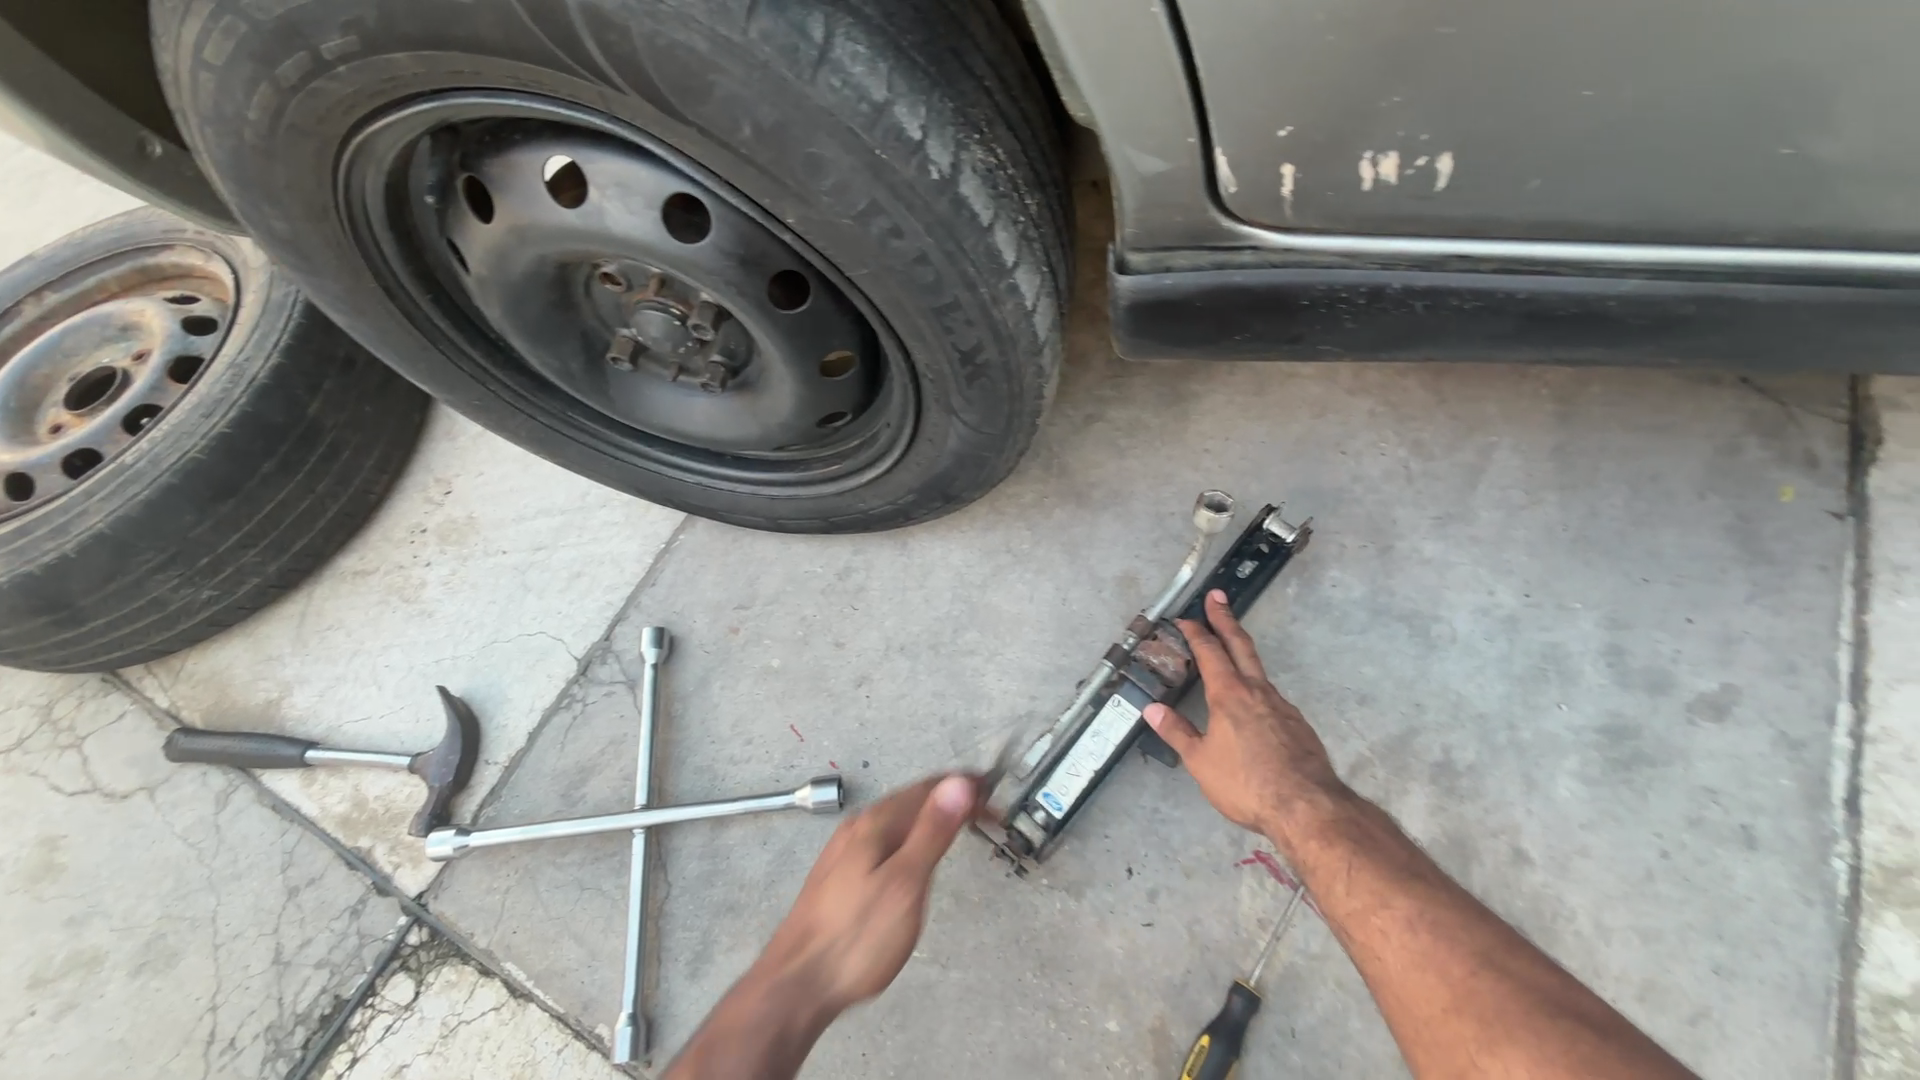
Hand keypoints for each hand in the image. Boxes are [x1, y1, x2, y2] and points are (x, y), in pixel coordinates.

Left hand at [749, 774, 975, 1018]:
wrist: (795, 985)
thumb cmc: (856, 938)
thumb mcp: (906, 884)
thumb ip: (932, 832)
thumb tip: (958, 783)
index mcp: (876, 824)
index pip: (928, 788)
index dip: (964, 787)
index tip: (993, 796)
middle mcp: (857, 829)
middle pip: (911, 801)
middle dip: (949, 801)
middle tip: (984, 814)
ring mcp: (844, 852)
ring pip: (896, 822)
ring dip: (929, 819)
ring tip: (956, 831)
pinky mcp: (838, 877)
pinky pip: (883, 841)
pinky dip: (910, 839)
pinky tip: (913, 859)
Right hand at [1144, 590, 1346, 851]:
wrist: (1307, 807)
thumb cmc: (1246, 783)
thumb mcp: (1200, 761)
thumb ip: (1177, 733)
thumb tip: (1152, 710)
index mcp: (1229, 696)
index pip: (1210, 653)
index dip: (1197, 632)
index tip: (1186, 617)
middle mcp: (1258, 692)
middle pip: (1240, 645)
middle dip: (1226, 619)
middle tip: (1218, 596)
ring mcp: (1282, 707)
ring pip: (1258, 672)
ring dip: (1242, 654)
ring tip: (1230, 652)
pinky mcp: (1298, 725)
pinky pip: (1272, 697)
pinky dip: (1257, 688)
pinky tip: (1254, 705)